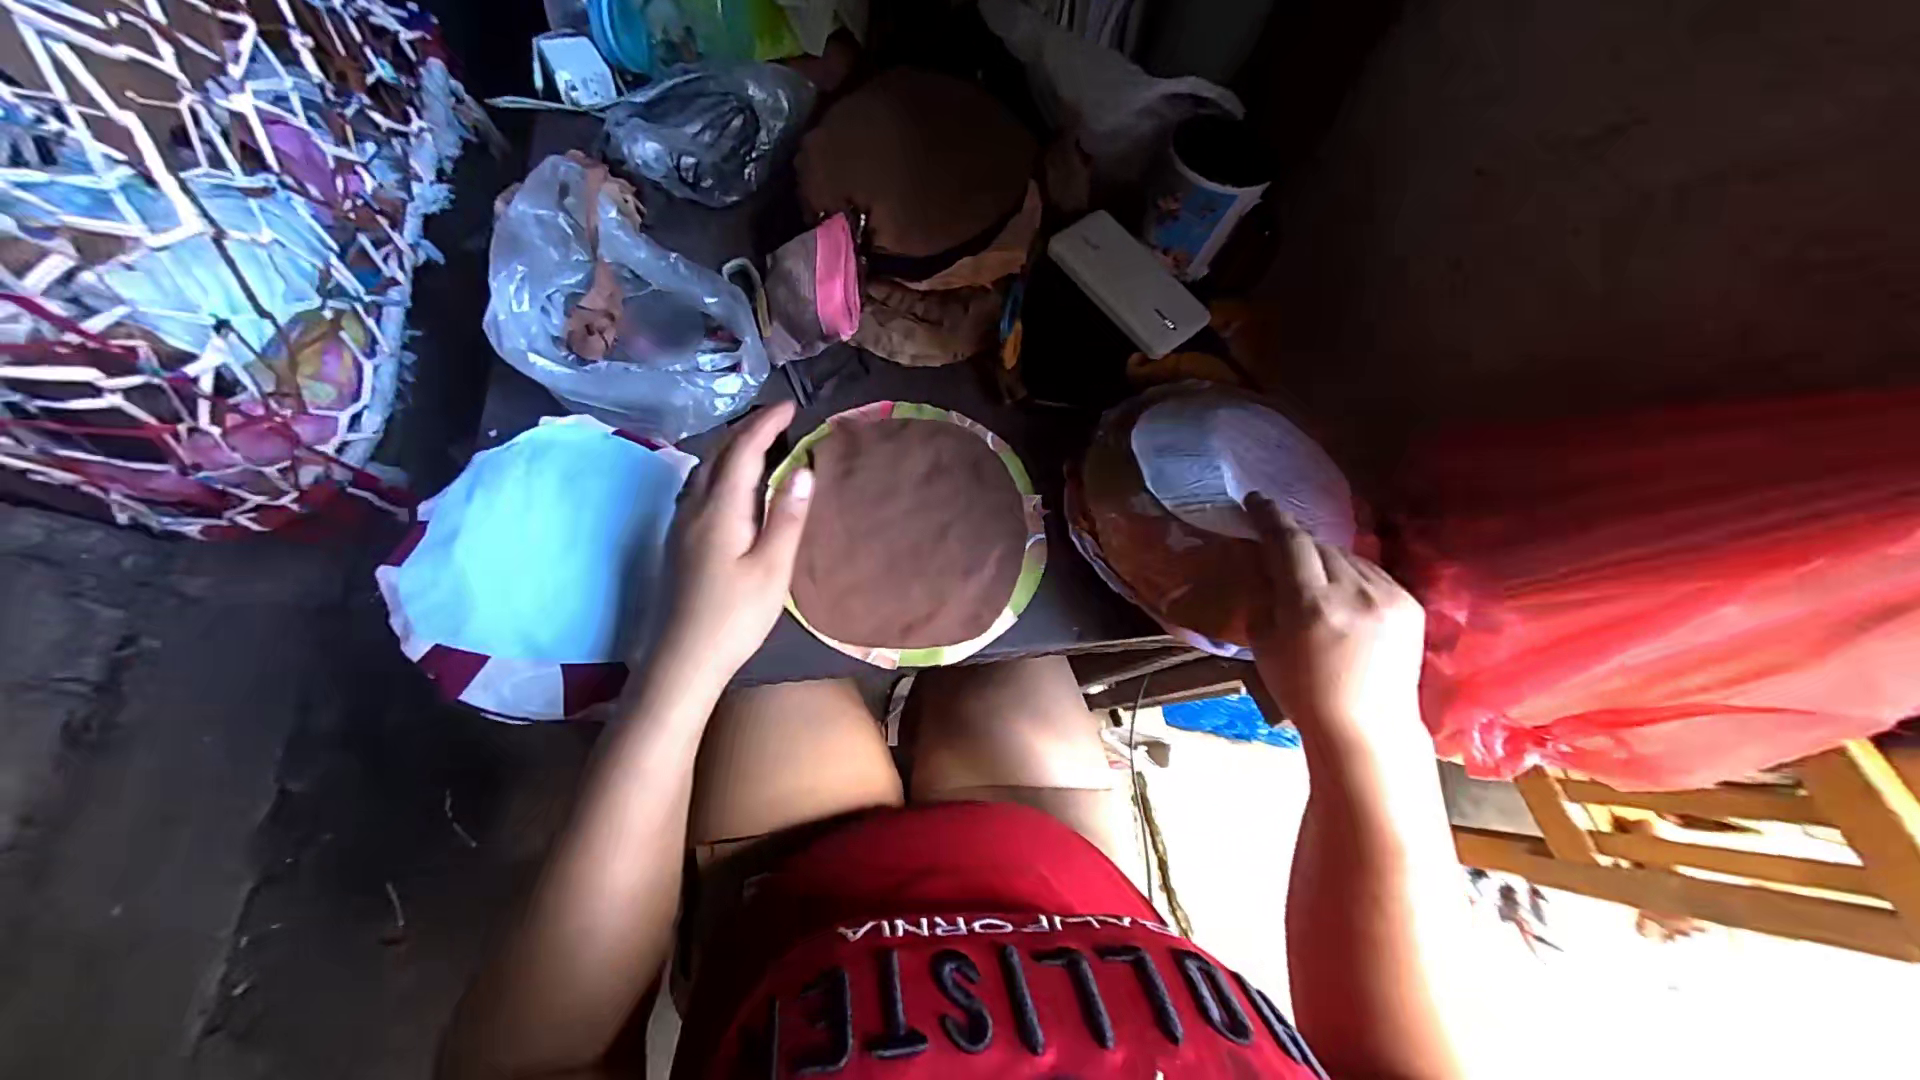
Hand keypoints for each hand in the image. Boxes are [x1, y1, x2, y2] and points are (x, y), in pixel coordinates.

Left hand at [657, 402, 812, 680]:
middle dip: (747, 429)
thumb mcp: (772, 568)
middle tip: (778, 421)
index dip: (766, 424)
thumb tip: (804, 470)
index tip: (790, 407)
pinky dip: (720, 470)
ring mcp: (680, 524)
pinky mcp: (678, 541)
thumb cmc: (735, 616)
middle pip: (718, 453)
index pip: (743, 450)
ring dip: (731, 448)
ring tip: (759, 445)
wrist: (683, 659)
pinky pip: (698, 488)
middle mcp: (694, 507)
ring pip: (704, 469)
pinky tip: (731, 485)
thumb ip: (788, 517)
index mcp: (720, 509)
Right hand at [1245, 492, 1426, 735]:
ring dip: (1323, 558)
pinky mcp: (1409, 604)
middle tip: (1276, 545)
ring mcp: (1387, 596)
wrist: (1365, 726)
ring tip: (1310, 575)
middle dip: (1293, 541)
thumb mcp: (1264, 642)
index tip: (1255, 500)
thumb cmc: (1301, 689)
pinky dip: (1350, 574)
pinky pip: (1370, 572)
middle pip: (1317, 544)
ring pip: (1345, 555)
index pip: (1287, 542)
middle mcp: (1352, 592)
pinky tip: (1341, 592)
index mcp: (1310, 604)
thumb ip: (1264, 596)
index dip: (1269, 516)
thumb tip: (1263, 565)